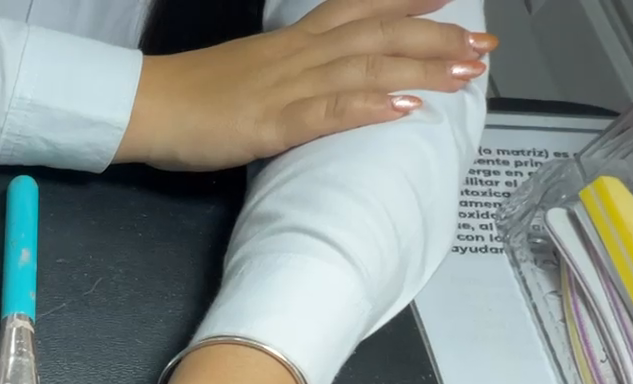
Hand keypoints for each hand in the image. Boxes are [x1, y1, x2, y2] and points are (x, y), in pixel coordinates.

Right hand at [115, 0, 495, 171]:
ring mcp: (287, 88)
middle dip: (436, 38)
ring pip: (366, 69)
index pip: (359, 13)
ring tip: (465, 74)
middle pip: (379, 37)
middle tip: (483, 47)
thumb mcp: (241, 77)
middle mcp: (298, 56)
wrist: (149, 106)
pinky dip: (369, 108)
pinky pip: (328, 111)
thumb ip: (276, 80)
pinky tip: (404, 109)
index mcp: (289, 45)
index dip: (408, 3)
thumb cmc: (186, 98)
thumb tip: (298, 94)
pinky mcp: (270, 123)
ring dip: (420, 68)